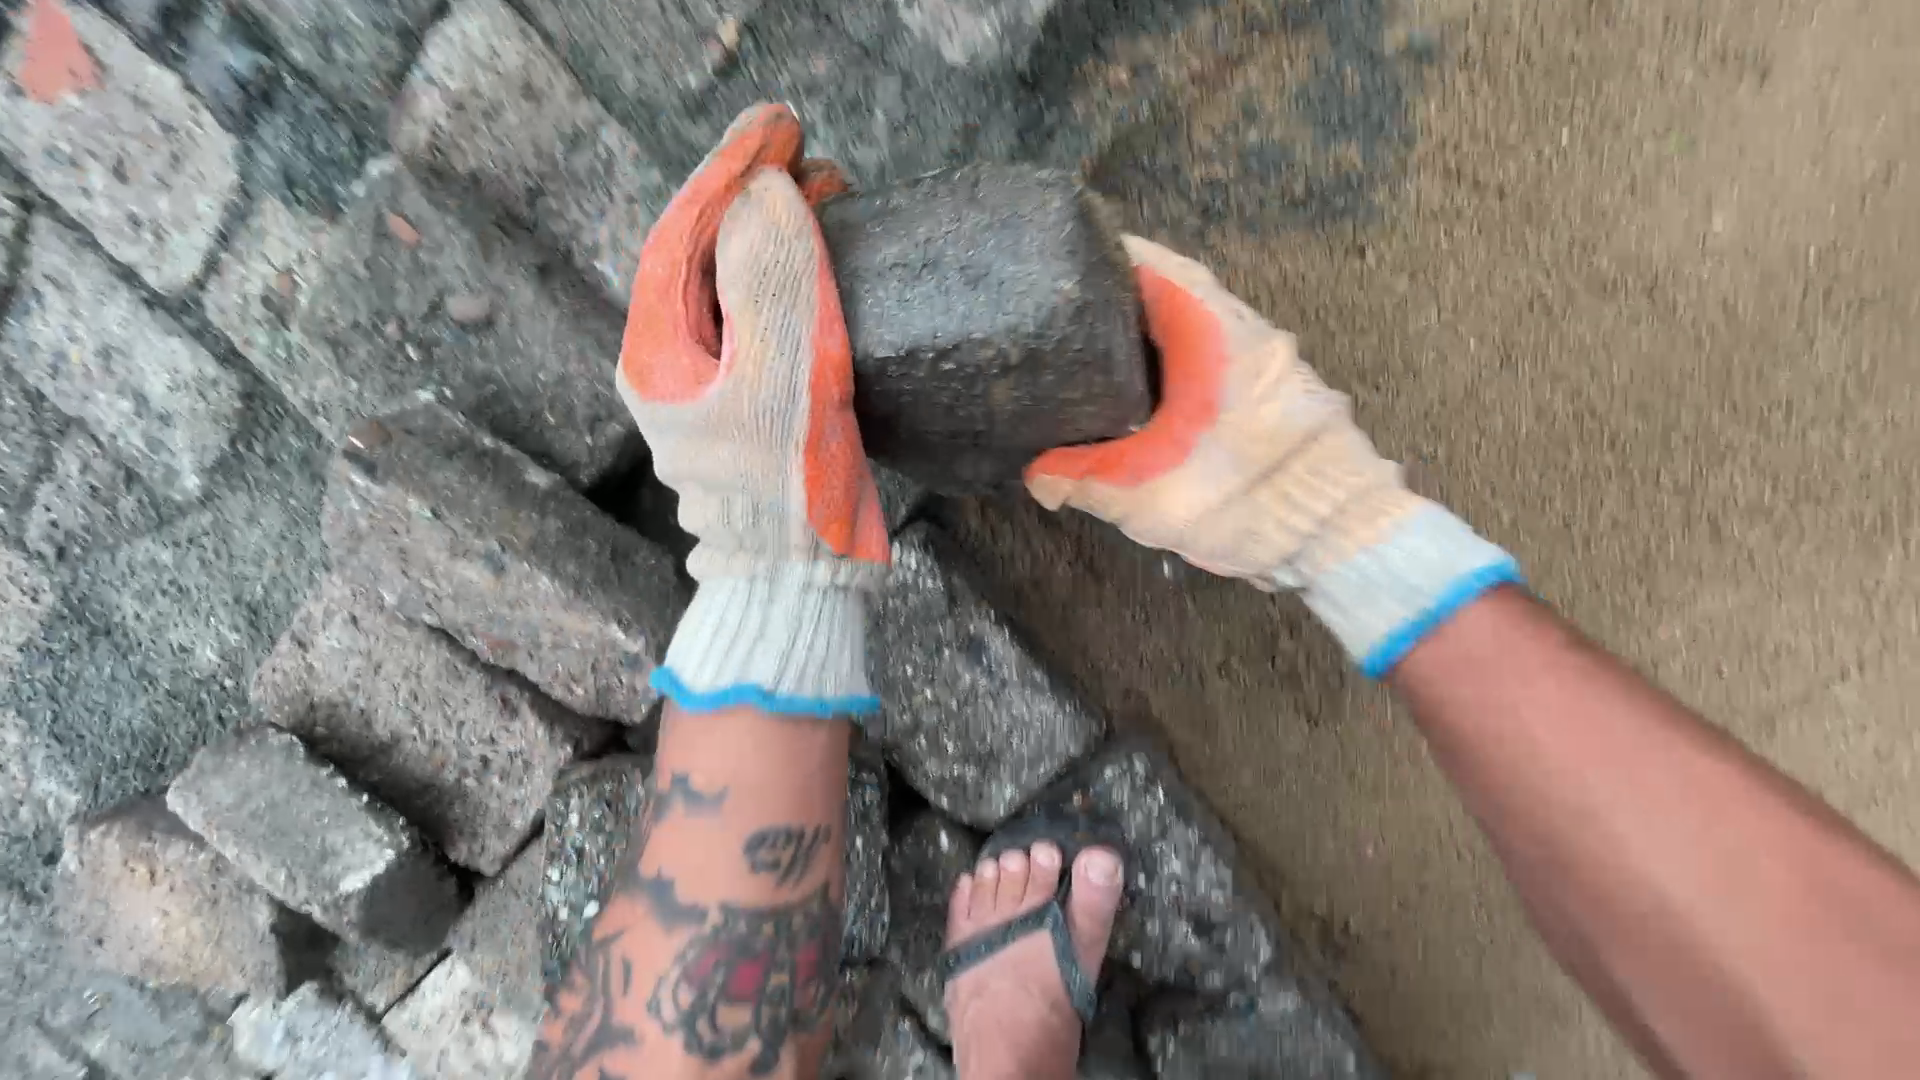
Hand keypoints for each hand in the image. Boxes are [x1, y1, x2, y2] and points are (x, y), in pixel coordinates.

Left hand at [617, 104, 889, 716]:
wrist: (797, 586)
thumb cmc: (787, 500)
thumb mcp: (783, 388)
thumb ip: (770, 289)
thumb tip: (766, 197)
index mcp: (659, 357)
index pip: (682, 236)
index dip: (729, 171)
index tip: (782, 126)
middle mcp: (672, 366)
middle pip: (703, 255)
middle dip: (754, 197)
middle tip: (815, 161)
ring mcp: (709, 388)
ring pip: (733, 286)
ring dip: (775, 234)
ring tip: (825, 198)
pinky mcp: (749, 405)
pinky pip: (761, 322)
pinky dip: (791, 283)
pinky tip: (823, 268)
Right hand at [1026, 236, 1519, 676]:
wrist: (1338, 538)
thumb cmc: (1241, 499)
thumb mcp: (1142, 495)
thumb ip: (1079, 479)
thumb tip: (1035, 475)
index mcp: (1215, 334)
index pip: (1158, 267)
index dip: (1110, 257)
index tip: (1068, 262)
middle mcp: (1248, 331)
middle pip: (1179, 291)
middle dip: (1126, 298)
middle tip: (1071, 313)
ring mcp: (1272, 359)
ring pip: (1204, 325)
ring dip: (1159, 333)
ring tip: (1103, 351)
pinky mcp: (1282, 391)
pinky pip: (1223, 356)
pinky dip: (1187, 363)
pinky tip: (1156, 395)